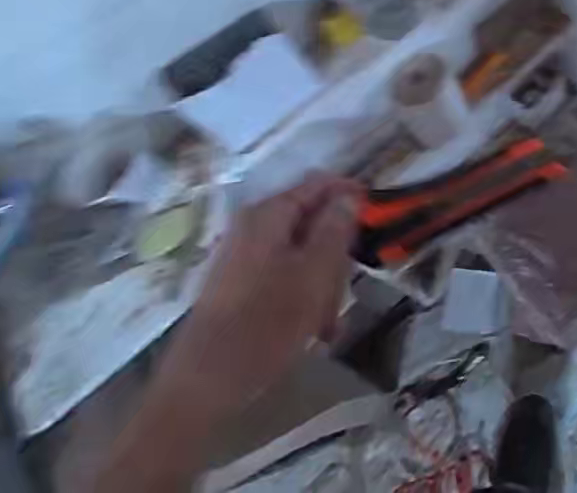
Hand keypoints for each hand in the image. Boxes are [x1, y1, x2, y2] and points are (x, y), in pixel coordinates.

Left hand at [161, 173, 363, 412]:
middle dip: (336, 251)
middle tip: (348, 283)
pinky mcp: (237, 287)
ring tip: (330, 319)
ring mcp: (242, 258)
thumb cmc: (265, 325)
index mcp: (268, 214)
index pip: (321, 184)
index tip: (376, 218)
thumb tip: (349, 195)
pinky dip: (302, 296)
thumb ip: (336, 228)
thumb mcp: (315, 273)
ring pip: (301, 253)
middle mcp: (252, 227)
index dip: (352, 196)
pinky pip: (283, 277)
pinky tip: (314, 330)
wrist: (199, 391)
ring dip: (322, 281)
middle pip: (312, 220)